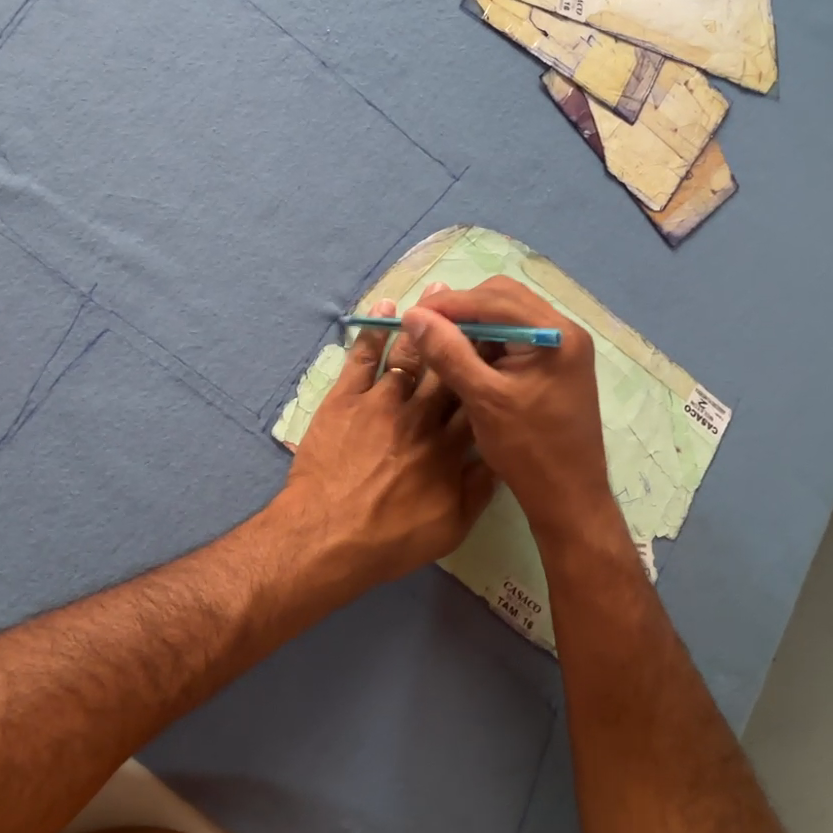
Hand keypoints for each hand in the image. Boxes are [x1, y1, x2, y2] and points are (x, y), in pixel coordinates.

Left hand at [275, 295, 495, 588]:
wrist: (329, 536)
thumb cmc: (392, 538)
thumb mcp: (452, 526)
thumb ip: (480, 488)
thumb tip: (501, 455)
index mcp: (451, 446)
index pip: (478, 397)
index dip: (489, 369)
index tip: (502, 343)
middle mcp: (421, 416)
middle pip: (447, 368)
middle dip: (463, 334)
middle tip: (475, 303)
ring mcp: (381, 402)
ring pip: (408, 354)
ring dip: (424, 323)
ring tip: (437, 293)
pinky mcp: (345, 399)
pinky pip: (362, 357)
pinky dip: (373, 331)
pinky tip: (384, 308)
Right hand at [399, 278, 611, 536]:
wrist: (569, 498)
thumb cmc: (528, 451)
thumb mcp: (482, 399)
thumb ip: (448, 353)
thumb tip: (413, 315)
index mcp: (555, 334)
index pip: (494, 298)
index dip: (449, 304)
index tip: (412, 317)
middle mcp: (564, 331)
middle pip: (503, 298)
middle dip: (461, 309)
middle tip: (425, 329)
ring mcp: (562, 347)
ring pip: (507, 316)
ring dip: (472, 325)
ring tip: (439, 344)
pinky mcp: (554, 364)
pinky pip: (514, 337)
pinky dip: (487, 342)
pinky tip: (464, 360)